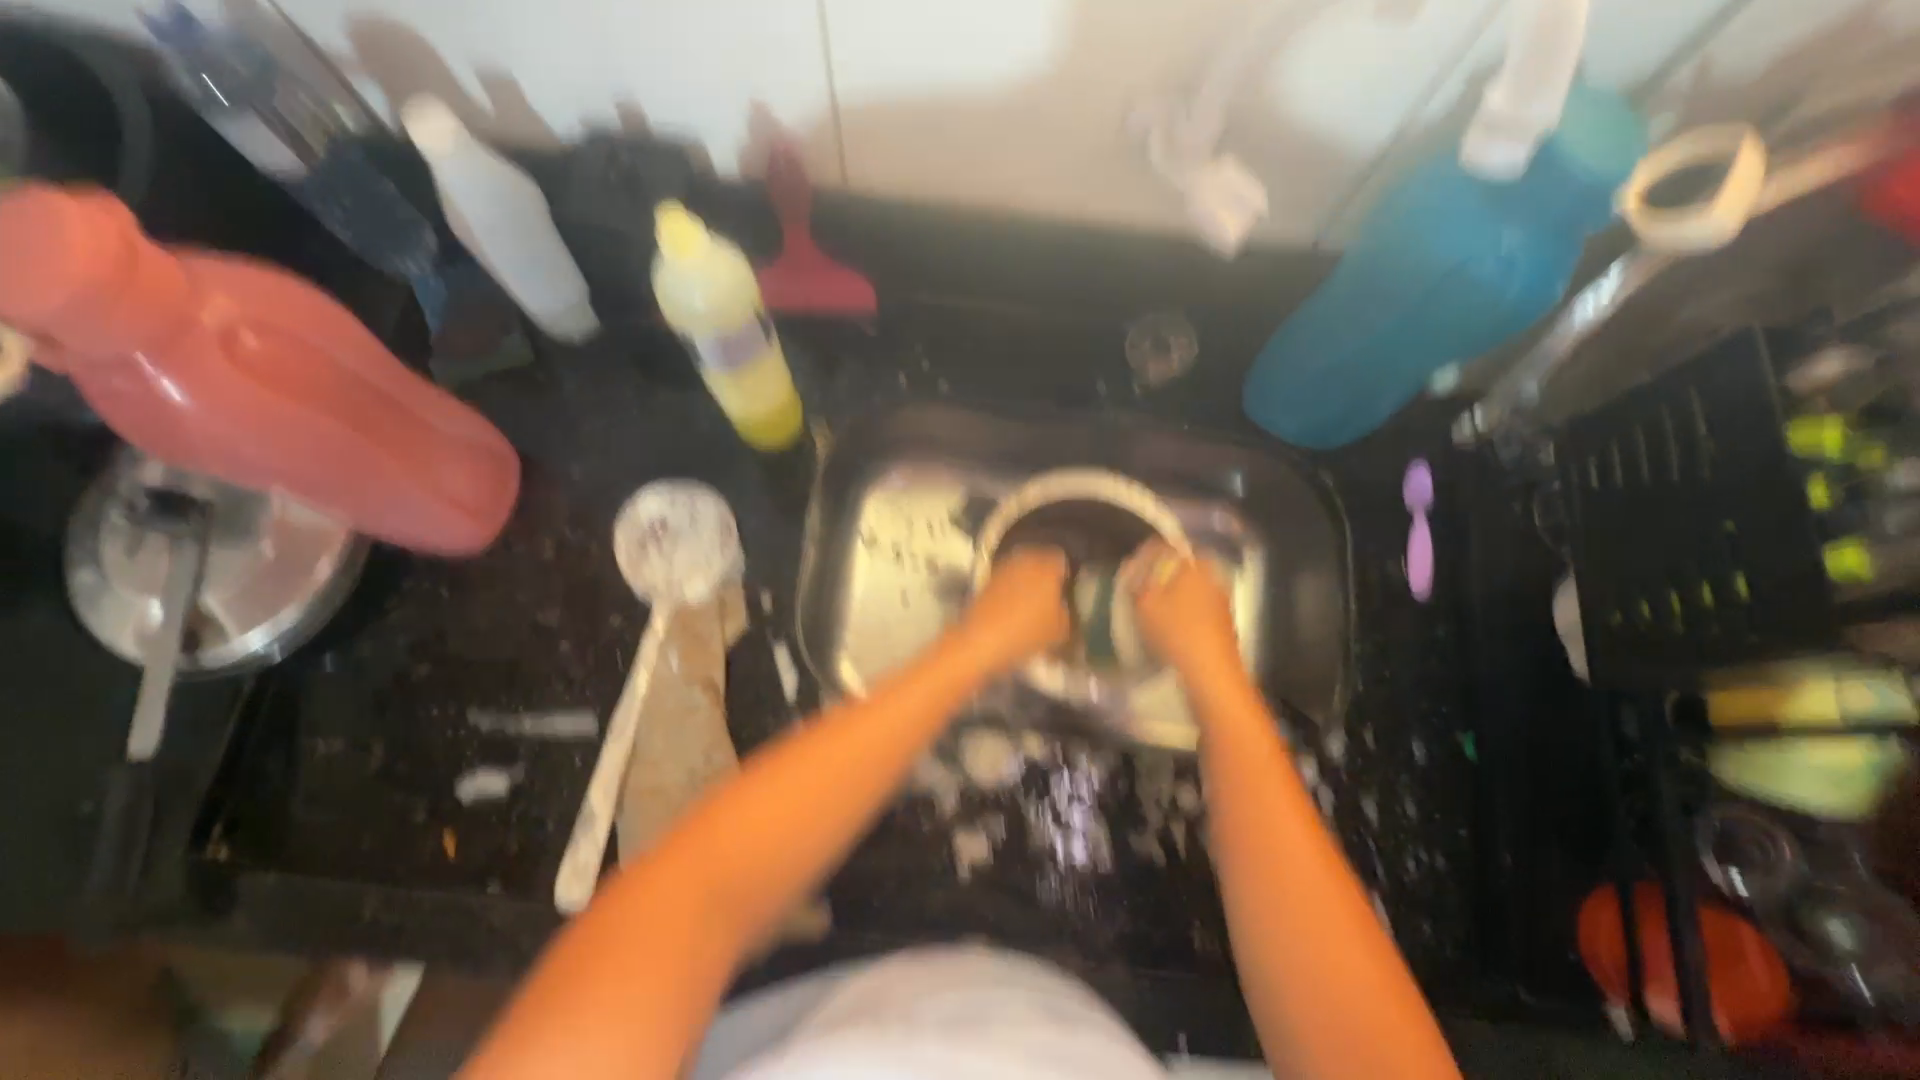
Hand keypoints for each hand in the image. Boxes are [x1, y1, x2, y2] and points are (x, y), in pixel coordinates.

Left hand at [955, 546, 1070, 673]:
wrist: (981, 640)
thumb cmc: (1028, 632)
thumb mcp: (1061, 629)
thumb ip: (1068, 613)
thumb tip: (1063, 606)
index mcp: (1048, 566)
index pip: (1062, 560)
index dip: (1065, 574)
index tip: (1067, 590)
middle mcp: (1026, 559)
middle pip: (1040, 561)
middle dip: (1045, 574)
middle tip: (1050, 596)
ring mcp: (1004, 567)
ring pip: (1022, 569)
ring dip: (1027, 580)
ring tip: (1031, 602)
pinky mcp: (986, 579)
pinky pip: (1007, 579)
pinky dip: (1011, 588)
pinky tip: (1013, 606)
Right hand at [1122, 539, 1239, 678]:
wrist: (1212, 671)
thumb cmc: (1175, 631)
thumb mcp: (1144, 604)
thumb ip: (1137, 581)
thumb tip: (1133, 567)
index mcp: (1194, 565)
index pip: (1169, 547)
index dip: (1149, 553)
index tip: (1135, 565)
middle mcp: (1213, 576)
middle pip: (1185, 567)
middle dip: (1166, 573)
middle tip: (1146, 586)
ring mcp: (1223, 600)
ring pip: (1195, 587)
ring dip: (1178, 593)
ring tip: (1158, 608)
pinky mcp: (1227, 622)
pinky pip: (1202, 607)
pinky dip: (1188, 611)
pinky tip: (1175, 625)